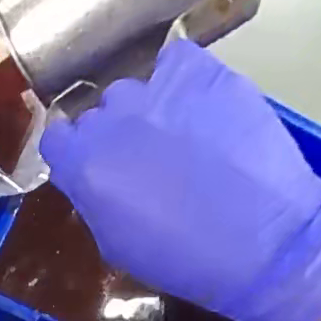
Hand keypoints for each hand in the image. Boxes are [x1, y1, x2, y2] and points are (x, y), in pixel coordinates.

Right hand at [39, 40, 320, 320]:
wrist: (265, 241)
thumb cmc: (182, 258)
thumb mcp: (115, 244)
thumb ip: (90, 199)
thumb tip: (88, 175)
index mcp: (84, 164)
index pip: (56, 138)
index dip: (73, 153)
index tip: (93, 166)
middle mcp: (112, 120)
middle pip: (96, 114)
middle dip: (111, 134)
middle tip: (142, 160)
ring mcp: (158, 91)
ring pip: (134, 89)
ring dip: (145, 109)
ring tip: (177, 134)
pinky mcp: (203, 73)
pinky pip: (175, 62)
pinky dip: (180, 80)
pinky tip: (199, 108)